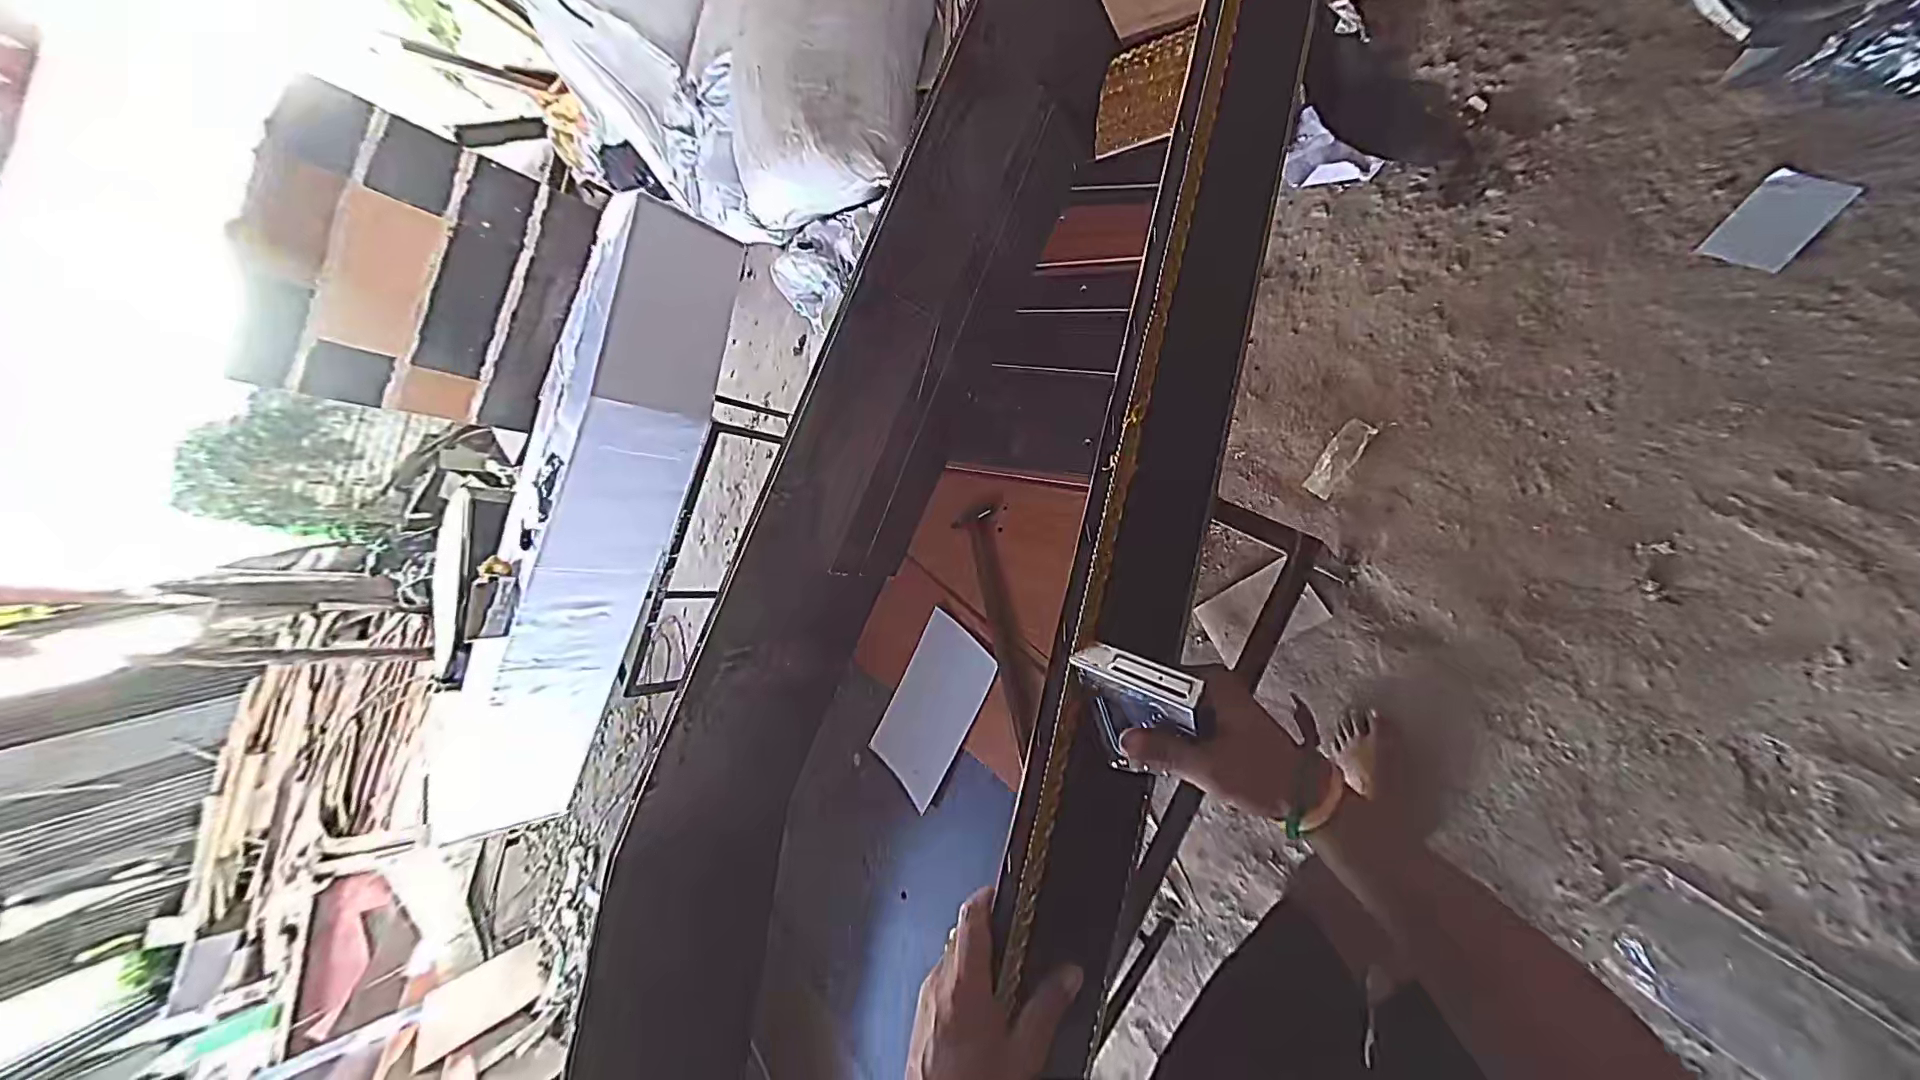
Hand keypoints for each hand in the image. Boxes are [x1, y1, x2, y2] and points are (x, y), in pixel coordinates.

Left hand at [907, 887, 1082, 1079]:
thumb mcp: (1022, 1052)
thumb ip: (1047, 1007)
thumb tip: (1069, 976)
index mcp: (965, 984)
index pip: (971, 916)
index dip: (987, 897)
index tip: (1001, 893)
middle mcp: (940, 981)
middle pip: (963, 932)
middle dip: (987, 933)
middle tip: (1013, 945)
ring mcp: (927, 995)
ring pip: (951, 954)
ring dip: (974, 958)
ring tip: (1000, 983)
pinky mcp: (921, 1010)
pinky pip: (941, 977)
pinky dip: (960, 979)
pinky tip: (978, 1007)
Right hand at [1118, 665, 1320, 820]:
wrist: (1303, 796)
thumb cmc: (1266, 775)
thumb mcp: (1208, 767)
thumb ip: (1164, 752)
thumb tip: (1129, 741)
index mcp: (1214, 685)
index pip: (1159, 676)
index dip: (1130, 686)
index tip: (1106, 693)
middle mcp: (1214, 687)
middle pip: (1161, 691)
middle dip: (1140, 711)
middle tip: (1119, 728)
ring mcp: (1214, 703)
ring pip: (1169, 708)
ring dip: (1153, 726)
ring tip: (1137, 744)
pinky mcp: (1215, 720)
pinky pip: (1180, 721)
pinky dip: (1167, 735)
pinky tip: (1158, 752)